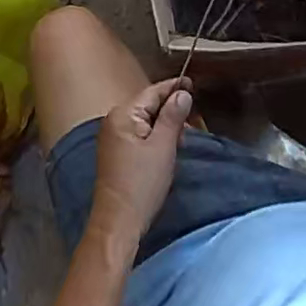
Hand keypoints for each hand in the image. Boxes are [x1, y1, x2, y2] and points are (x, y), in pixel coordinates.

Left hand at [91, 78, 193, 239]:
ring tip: (184, 135)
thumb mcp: (163, 147)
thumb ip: (173, 116)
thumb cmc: (142, 183)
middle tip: (193, 118)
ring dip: (164, 125)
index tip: (191, 82)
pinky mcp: (115, 153)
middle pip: (148, 105)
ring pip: (145, 121)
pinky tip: (168, 146)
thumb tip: (182, 93)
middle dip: (170, 109)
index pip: (152, 92)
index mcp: (123, 114)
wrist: (118, 223)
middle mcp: (114, 120)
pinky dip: (155, 136)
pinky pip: (139, 135)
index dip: (173, 87)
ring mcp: (112, 137)